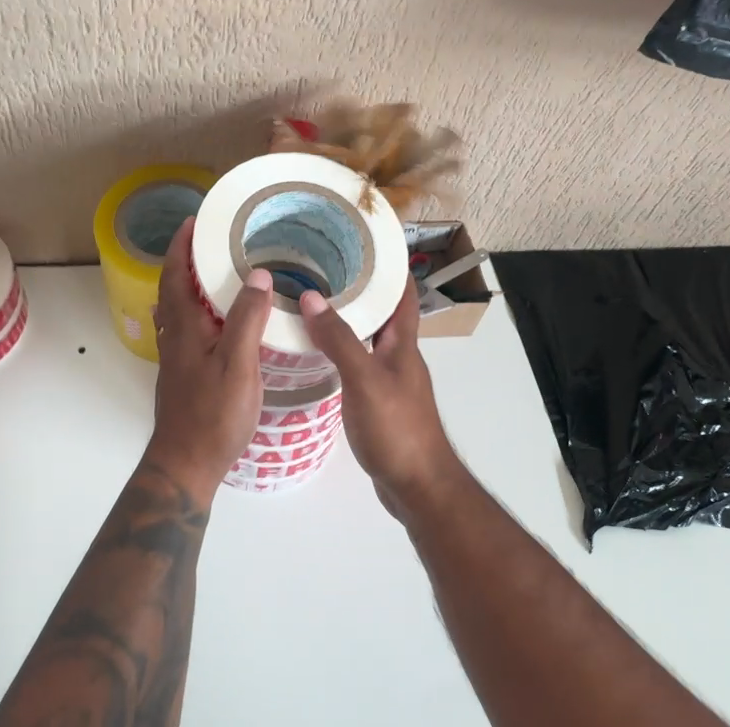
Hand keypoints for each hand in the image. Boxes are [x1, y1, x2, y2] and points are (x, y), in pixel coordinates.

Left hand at [146, 218, 270, 497]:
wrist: (186, 463)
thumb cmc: (213, 413)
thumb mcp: (238, 363)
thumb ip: (247, 318)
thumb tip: (258, 275)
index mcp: (184, 327)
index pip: (175, 274)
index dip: (181, 246)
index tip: (194, 221)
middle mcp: (175, 336)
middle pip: (174, 288)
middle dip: (187, 260)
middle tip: (215, 241)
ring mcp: (177, 357)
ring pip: (181, 310)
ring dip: (193, 285)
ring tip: (222, 273)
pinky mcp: (186, 374)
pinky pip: (191, 328)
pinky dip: (203, 311)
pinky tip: (223, 321)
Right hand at [299, 282, 463, 515]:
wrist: (418, 486)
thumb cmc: (397, 428)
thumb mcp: (364, 379)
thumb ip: (339, 340)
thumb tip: (311, 297)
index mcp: (402, 343)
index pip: (402, 293)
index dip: (388, 266)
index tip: (362, 243)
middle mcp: (400, 357)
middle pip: (382, 314)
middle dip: (358, 290)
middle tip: (322, 271)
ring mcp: (391, 381)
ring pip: (369, 340)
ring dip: (347, 322)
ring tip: (312, 306)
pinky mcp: (380, 404)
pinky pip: (359, 366)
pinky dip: (341, 353)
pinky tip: (317, 357)